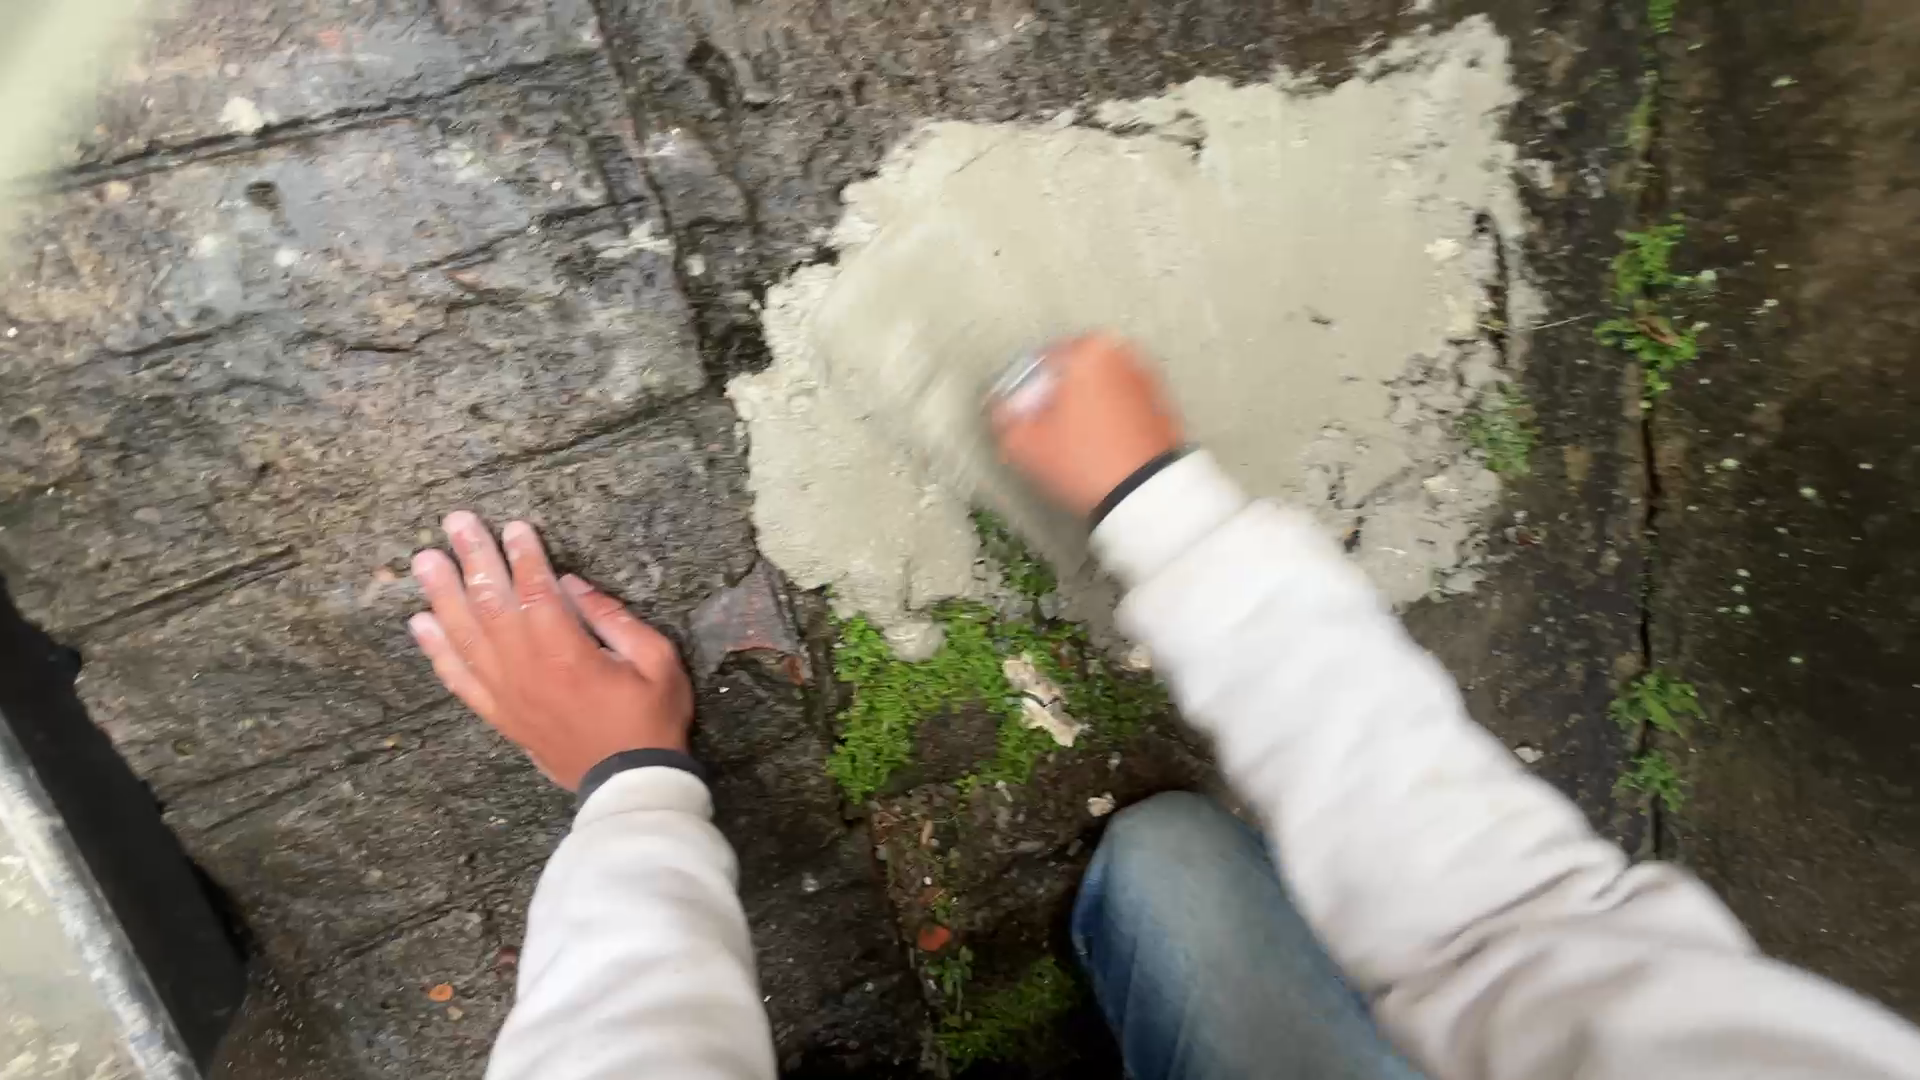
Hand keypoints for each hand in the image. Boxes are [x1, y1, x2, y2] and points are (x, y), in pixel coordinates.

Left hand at [407, 511, 692, 790]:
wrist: (629, 781)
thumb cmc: (651, 717)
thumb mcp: (657, 661)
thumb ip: (615, 621)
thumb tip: (574, 585)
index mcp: (567, 653)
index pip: (536, 592)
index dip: (524, 556)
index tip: (514, 525)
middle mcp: (526, 669)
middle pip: (492, 605)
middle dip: (474, 559)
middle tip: (455, 522)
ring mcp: (507, 694)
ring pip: (466, 636)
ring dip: (443, 595)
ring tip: (424, 560)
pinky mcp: (500, 714)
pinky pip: (458, 678)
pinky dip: (437, 650)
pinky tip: (422, 623)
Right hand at [990, 333, 1184, 517]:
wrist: (1145, 493)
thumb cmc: (1084, 461)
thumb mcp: (1024, 445)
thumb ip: (1003, 419)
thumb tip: (1001, 410)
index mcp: (1087, 349)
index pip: (1037, 364)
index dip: (1021, 395)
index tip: (1016, 418)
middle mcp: (1121, 354)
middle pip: (1069, 375)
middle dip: (1053, 401)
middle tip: (1041, 433)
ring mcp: (1146, 380)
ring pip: (1095, 391)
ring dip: (1078, 411)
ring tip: (1068, 446)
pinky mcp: (1162, 407)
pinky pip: (1118, 408)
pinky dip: (1104, 422)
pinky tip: (1094, 450)